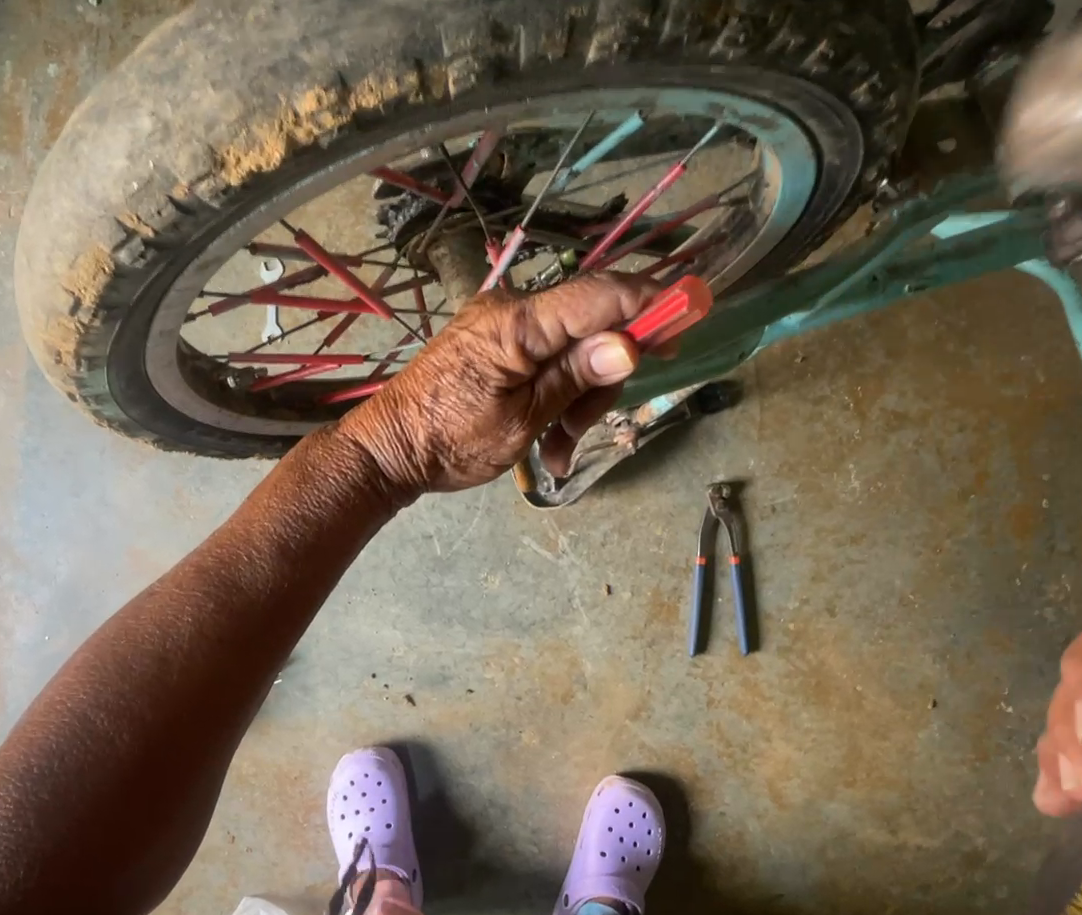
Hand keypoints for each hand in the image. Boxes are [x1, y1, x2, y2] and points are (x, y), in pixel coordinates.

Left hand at [335, 272, 659, 494]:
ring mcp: (502, 328)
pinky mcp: (496, 347)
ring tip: (557, 451)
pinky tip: (547, 443)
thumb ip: (574, 377)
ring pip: (572, 351)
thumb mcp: (522, 420)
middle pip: (591, 328)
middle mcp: (511, 312)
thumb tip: (629, 345)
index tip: (693, 310)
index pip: (598, 295)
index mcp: (517, 323)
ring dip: (577, 402)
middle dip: (602, 380)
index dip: (649, 302)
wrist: (389, 453)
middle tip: (586, 429)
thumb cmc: (449, 441)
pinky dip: (556, 398)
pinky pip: (544, 361)